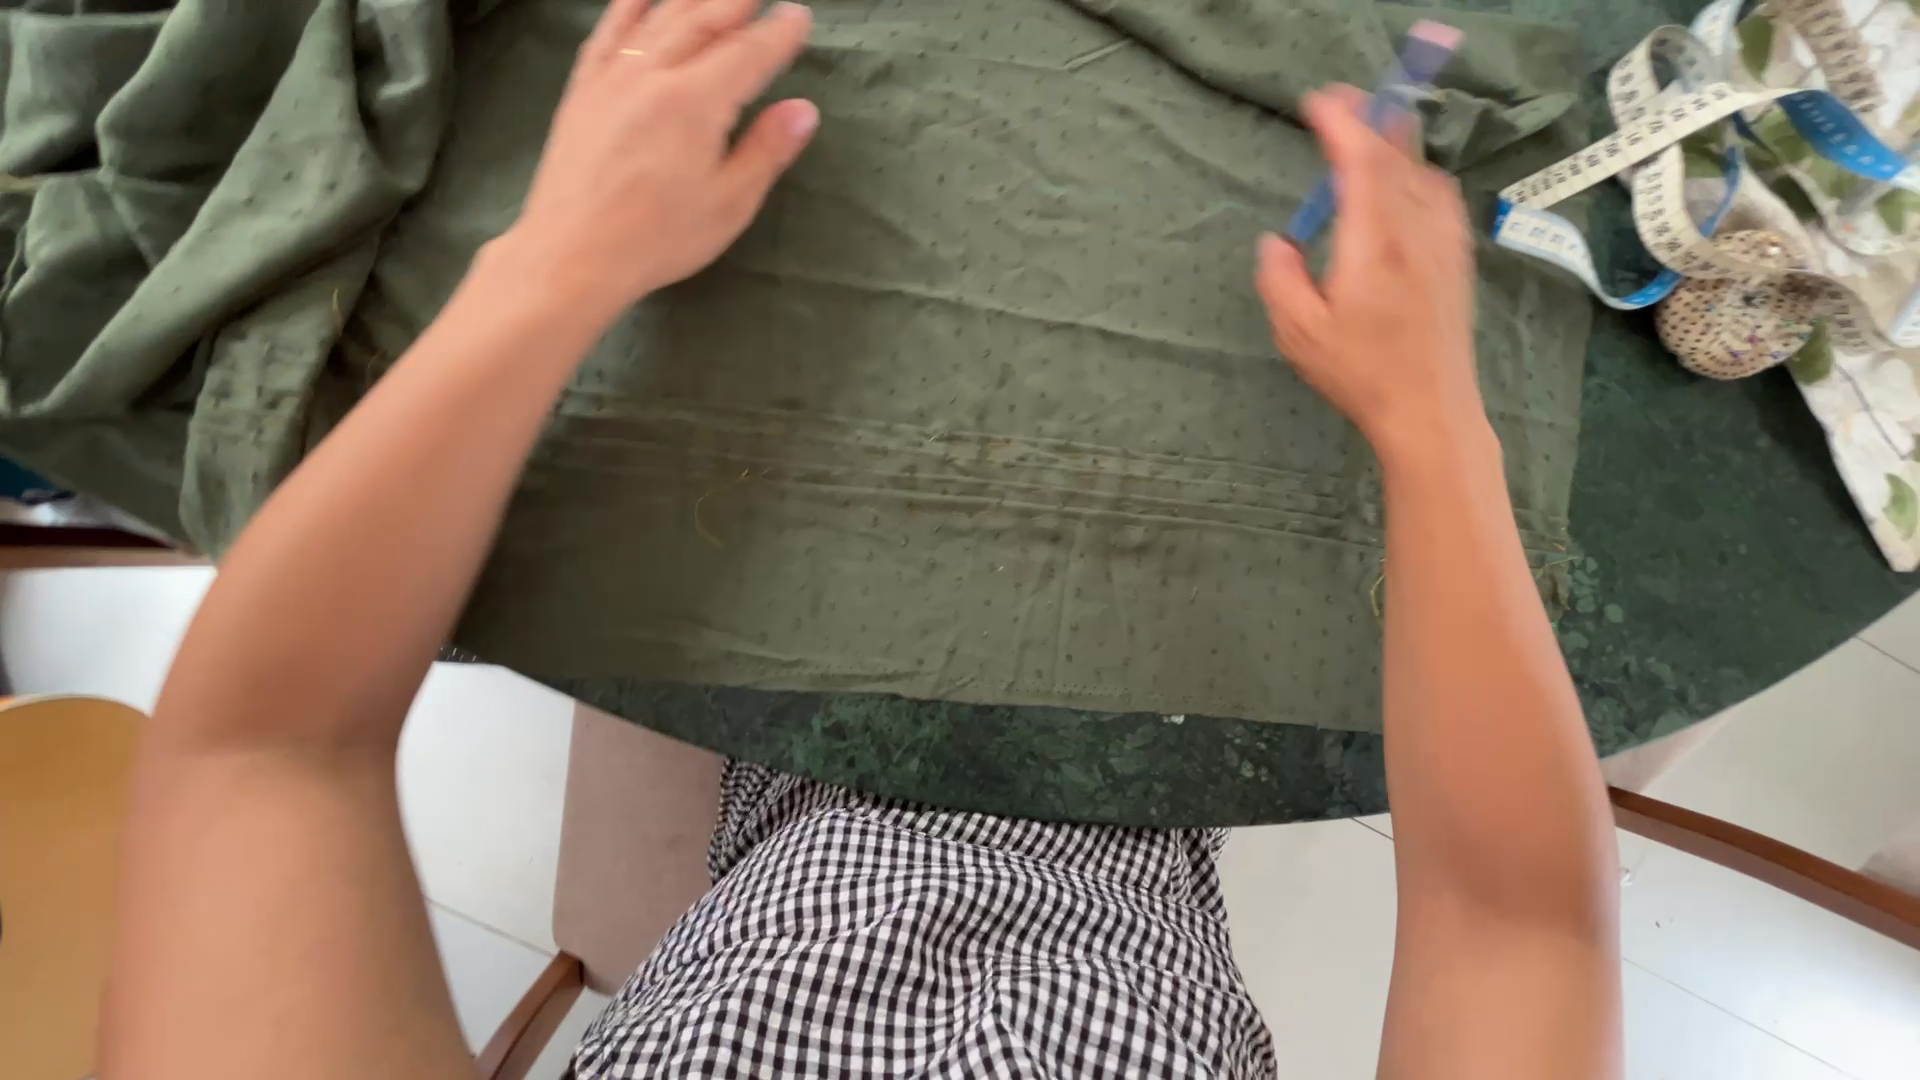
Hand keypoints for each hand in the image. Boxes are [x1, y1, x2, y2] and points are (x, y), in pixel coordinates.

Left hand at [504, 0, 818, 320]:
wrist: (576, 251)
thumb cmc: (662, 237)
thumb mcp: (729, 204)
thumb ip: (766, 151)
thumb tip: (804, 110)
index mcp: (695, 104)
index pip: (746, 56)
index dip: (777, 35)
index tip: (799, 16)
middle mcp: (653, 75)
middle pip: (701, 22)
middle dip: (735, 4)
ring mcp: (612, 76)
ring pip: (657, 17)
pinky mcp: (584, 88)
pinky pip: (609, 31)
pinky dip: (630, 6)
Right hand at [1255, 86, 1483, 459]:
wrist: (1428, 406)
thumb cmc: (1358, 372)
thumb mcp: (1299, 333)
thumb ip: (1280, 280)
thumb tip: (1277, 242)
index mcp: (1374, 244)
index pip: (1361, 164)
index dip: (1342, 125)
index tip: (1319, 101)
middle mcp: (1415, 231)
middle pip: (1397, 156)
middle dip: (1369, 120)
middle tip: (1340, 101)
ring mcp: (1443, 242)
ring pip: (1422, 172)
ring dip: (1394, 144)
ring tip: (1369, 132)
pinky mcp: (1455, 258)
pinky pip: (1439, 196)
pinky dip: (1417, 173)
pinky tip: (1406, 182)